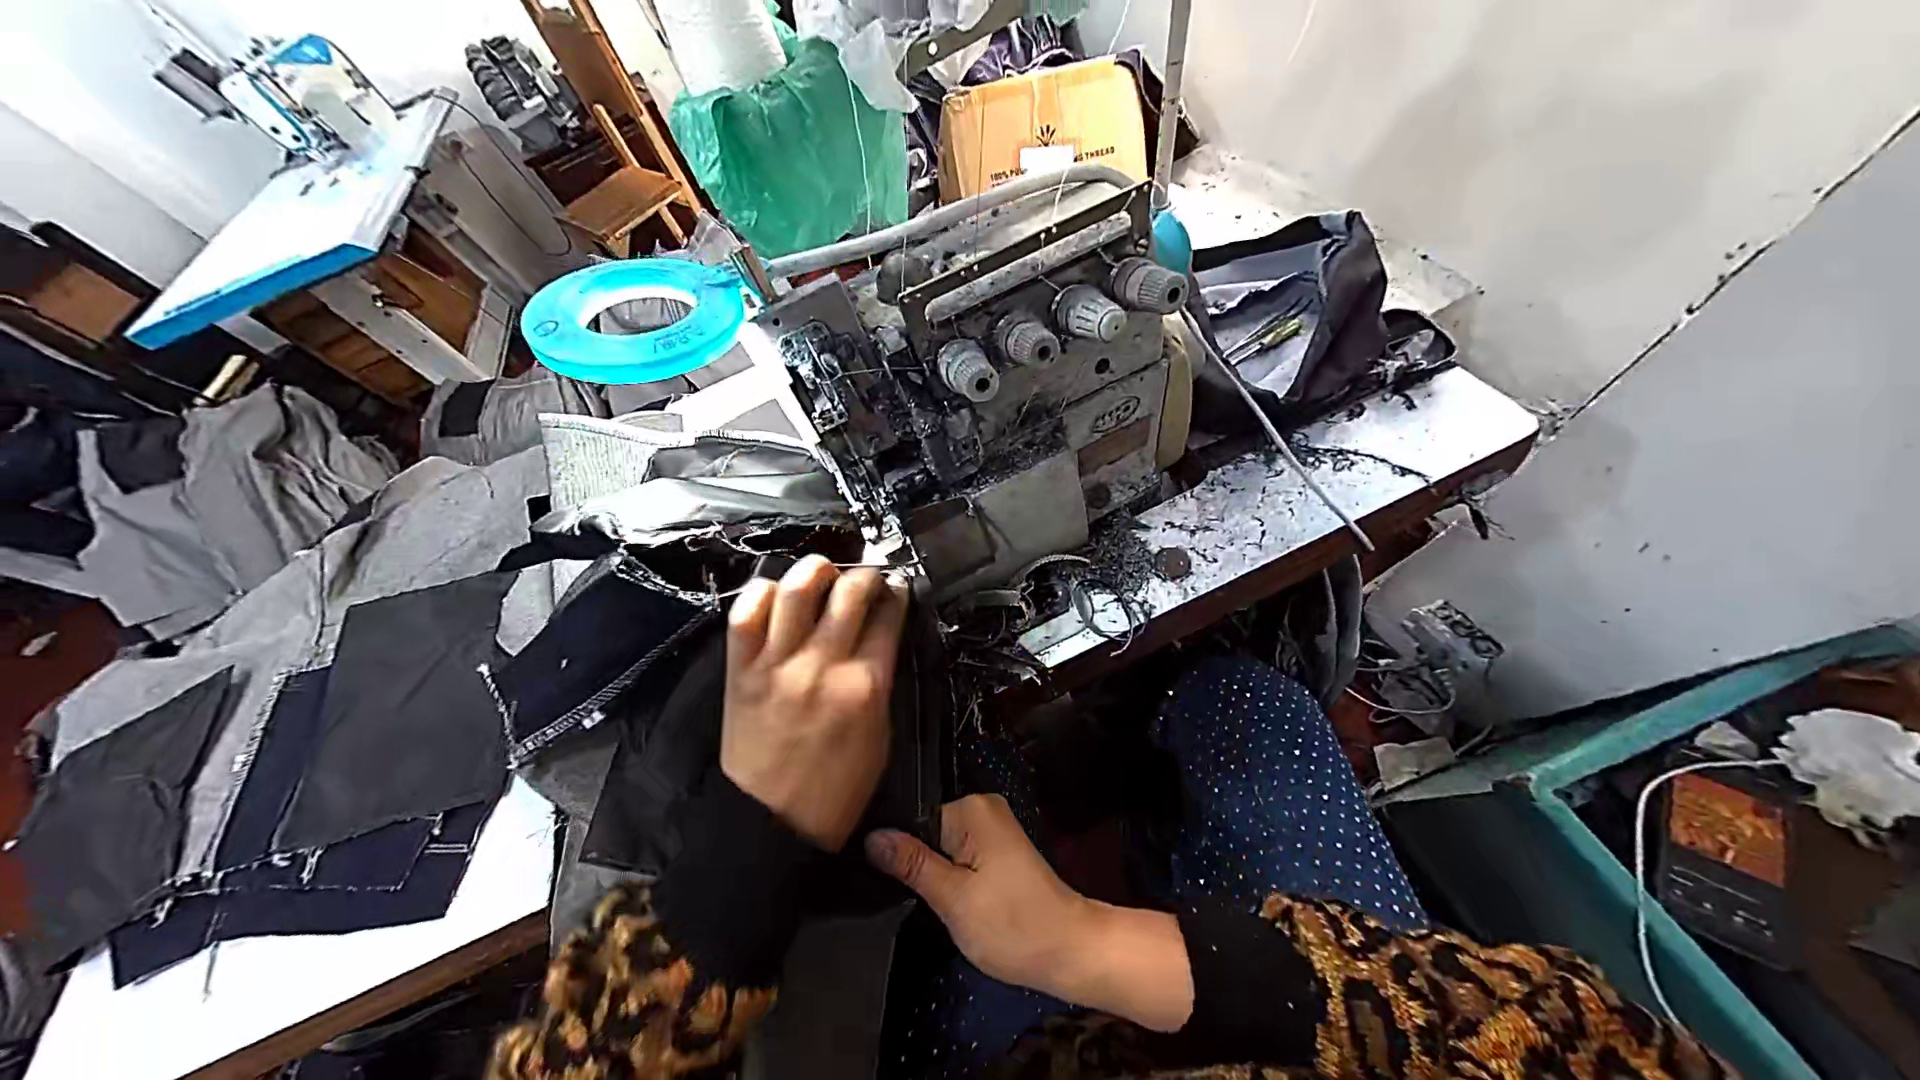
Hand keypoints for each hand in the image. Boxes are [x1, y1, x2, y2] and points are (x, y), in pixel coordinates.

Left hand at [722, 555, 909, 851]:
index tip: (896, 589)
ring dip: (816, 570)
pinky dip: (762, 593)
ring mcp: (776, 665)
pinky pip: (746, 614)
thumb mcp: (881, 736)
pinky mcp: (740, 671)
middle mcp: (821, 665)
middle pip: (849, 591)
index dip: (897, 594)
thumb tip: (881, 637)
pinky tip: (777, 595)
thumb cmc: (836, 790)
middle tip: (866, 581)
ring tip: (823, 575)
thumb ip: (881, 681)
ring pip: (797, 589)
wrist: (770, 825)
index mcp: (865, 686)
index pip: (888, 617)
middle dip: (866, 576)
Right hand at [866, 794, 1194, 1031]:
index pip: (913, 815)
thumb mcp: (953, 899)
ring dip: (927, 868)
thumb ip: (911, 863)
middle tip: (891, 890)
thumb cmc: (1012, 925)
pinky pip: (957, 851)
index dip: (894, 845)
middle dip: (910, 857)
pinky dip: (945, 872)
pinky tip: (936, 893)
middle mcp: (982, 806)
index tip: (872, 871)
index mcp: (971, 808)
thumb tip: (872, 836)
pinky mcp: (997, 847)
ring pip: (939, 842)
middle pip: (926, 827)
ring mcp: (992, 826)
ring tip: (909, 893)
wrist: (1069, 950)